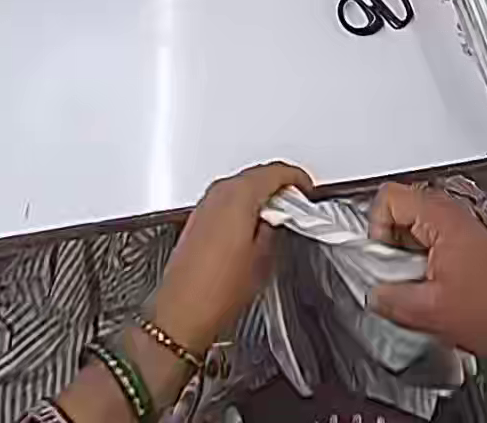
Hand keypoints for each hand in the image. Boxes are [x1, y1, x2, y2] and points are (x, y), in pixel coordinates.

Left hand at [147, 161, 311, 352]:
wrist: (180, 315)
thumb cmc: (218, 291)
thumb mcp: (264, 257)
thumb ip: (276, 224)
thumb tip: (279, 214)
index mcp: (241, 194)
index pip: (276, 171)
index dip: (297, 178)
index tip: (306, 188)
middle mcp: (221, 191)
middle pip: (258, 173)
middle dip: (280, 183)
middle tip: (297, 200)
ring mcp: (206, 202)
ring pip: (242, 184)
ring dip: (261, 192)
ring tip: (277, 213)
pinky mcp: (198, 216)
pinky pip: (228, 197)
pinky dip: (244, 202)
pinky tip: (252, 223)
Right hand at [366, 182, 486, 398]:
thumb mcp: (429, 311)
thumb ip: (391, 298)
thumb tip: (372, 291)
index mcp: (439, 216)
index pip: (389, 197)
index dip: (376, 227)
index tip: (381, 258)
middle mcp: (449, 212)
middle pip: (399, 210)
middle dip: (389, 244)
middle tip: (395, 276)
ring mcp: (457, 225)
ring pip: (412, 227)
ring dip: (404, 254)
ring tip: (414, 286)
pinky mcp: (462, 242)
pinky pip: (428, 240)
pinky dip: (420, 260)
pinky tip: (430, 289)